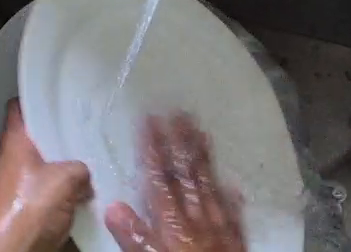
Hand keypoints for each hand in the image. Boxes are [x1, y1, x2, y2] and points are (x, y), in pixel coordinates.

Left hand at [0, 99, 92, 251]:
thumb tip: (85, 174)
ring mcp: (6, 184)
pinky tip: (68, 200)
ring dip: (52, 170)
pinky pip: (33, 192)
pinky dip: (48, 194)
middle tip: (76, 138)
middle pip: (29, 139)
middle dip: (52, 140)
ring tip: (78, 170)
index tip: (54, 101)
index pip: (18, 106)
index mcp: (13, 140)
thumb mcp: (65, 181)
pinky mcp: (11, 208)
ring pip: (33, 167)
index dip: (34, 100)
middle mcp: (5, 157)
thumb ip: (80, 170)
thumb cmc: (29, 208)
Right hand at [105, 113, 245, 251]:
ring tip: (201, 131)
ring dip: (204, 158)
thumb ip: (134, 238)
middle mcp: (198, 220)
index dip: (153, 148)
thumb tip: (113, 205)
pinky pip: (234, 215)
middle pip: (187, 176)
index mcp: (173, 224)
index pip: (160, 179)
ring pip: (211, 187)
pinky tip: (233, 184)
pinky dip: (232, 197)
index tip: (149, 119)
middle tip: (177, 112)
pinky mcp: (238, 245)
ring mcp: (221, 230)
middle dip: (180, 143)